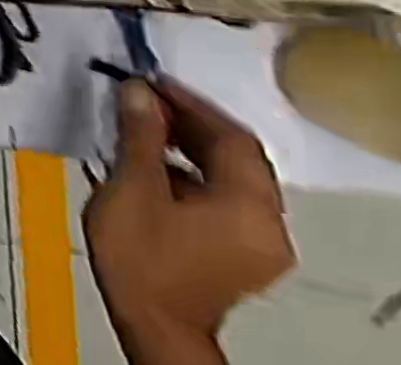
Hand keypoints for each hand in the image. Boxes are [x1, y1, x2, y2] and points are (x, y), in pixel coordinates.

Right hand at [85, 79, 294, 346]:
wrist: (150, 319)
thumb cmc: (140, 253)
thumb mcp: (132, 186)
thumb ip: (141, 136)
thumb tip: (140, 92)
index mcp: (249, 208)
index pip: (233, 139)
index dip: (193, 104)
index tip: (152, 81)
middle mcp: (268, 224)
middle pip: (238, 158)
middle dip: (192, 123)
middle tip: (145, 99)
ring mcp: (258, 242)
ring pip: (231, 178)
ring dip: (190, 146)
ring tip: (143, 127)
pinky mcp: (240, 251)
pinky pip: (224, 197)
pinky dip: (192, 172)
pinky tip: (153, 165)